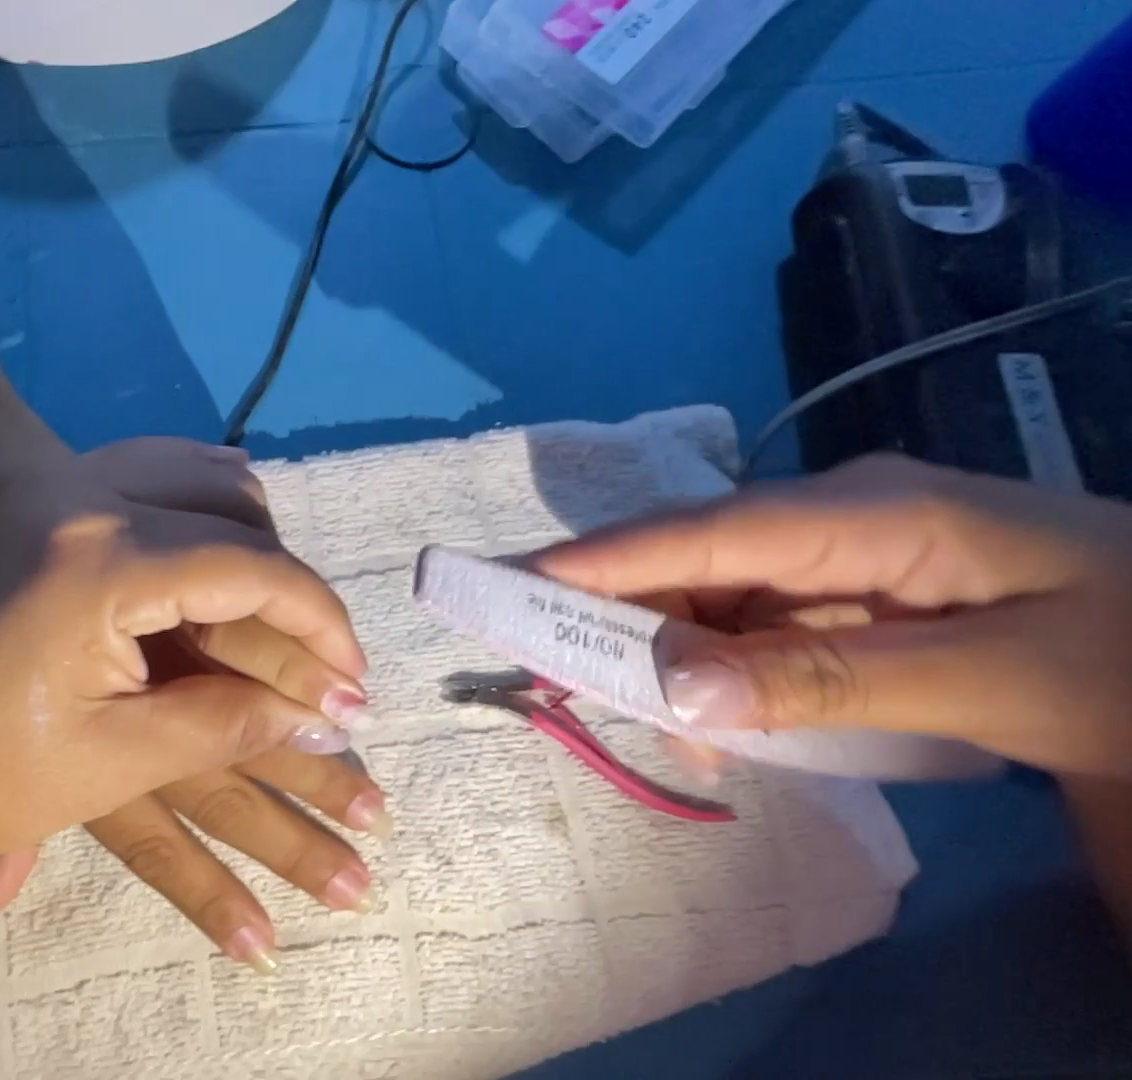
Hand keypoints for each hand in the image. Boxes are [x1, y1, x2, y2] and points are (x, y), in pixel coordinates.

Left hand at [0, 440, 388, 972]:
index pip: (252, 567)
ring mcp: (55, 490)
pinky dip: (197, 508)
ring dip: (249, 544)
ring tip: (273, 622)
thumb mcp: (111, 763)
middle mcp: (81, 496)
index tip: (355, 684)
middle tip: (322, 668)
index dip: (320, 624)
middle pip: (233, 516)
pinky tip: (214, 558)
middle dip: (291, 593)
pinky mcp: (40, 505)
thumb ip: (231, 723)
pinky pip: (148, 474)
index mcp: (98, 560)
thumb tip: (328, 711)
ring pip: (196, 477)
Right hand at [533, 455, 1131, 777]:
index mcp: (869, 512)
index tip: (514, 585)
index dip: (604, 560)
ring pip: (705, 597)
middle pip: (687, 562)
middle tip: (567, 682)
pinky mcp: (830, 588)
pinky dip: (714, 675)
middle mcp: (827, 516)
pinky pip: (741, 625)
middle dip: (623, 621)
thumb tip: (676, 692)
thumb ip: (830, 681)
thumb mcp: (997, 680)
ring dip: (670, 662)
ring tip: (675, 737)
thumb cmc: (1131, 656)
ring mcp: (826, 551)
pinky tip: (719, 724)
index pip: (705, 532)